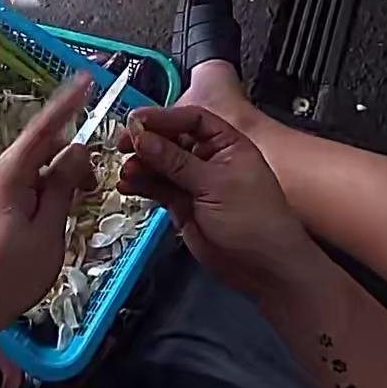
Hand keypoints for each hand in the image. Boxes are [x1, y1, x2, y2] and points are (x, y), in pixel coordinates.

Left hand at [0, 73, 95, 344]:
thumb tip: (77, 150)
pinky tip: (48, 219)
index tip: (85, 80)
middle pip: (38, 151)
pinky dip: (39, 193)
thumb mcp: (48, 231)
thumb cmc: (10, 275)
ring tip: (69, 211)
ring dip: (55, 181)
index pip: (43, 128)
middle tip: (89, 189)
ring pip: (30, 171)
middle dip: (67, 160)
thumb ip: (62, 186)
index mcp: (8, 174)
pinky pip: (18, 187)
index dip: (67, 103)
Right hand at [120, 105, 313, 298]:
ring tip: (126, 173)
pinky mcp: (181, 203)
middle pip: (170, 139)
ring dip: (140, 165)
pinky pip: (156, 187)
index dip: (163, 117)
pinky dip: (140, 185)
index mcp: (226, 144)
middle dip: (146, 141)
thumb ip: (175, 161)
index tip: (136, 120)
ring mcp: (193, 181)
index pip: (191, 120)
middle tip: (123, 144)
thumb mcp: (214, 184)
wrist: (263, 269)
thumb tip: (143, 137)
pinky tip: (127, 186)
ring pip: (159, 164)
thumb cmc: (253, 220)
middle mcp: (208, 158)